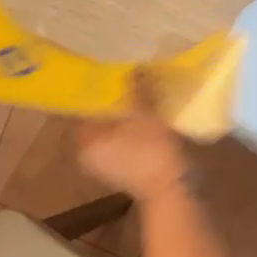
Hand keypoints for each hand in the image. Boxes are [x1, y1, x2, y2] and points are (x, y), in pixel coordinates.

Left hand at [76, 74, 190, 201]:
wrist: (175, 189)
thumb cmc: (151, 150)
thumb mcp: (145, 114)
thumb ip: (137, 89)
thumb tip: (135, 67)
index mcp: (85, 142)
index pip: (81, 111)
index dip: (92, 93)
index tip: (105, 76)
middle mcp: (91, 156)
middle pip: (98, 124)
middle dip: (112, 106)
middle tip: (124, 83)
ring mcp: (109, 169)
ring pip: (113, 137)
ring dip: (125, 121)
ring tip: (141, 99)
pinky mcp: (128, 175)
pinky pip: (127, 148)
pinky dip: (135, 135)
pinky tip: (150, 121)